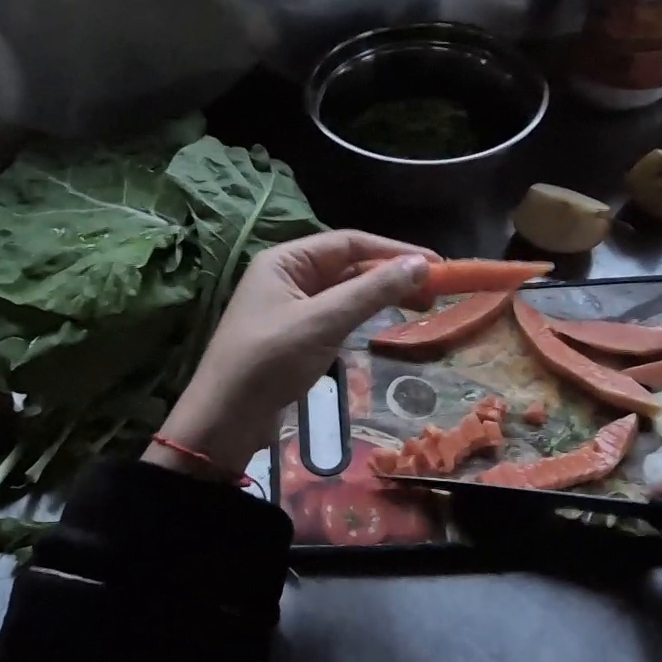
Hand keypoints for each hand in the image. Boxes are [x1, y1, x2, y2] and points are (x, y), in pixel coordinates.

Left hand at [145, 230, 435, 479]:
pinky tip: (382, 326)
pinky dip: (361, 318)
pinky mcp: (292, 338)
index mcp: (285, 261)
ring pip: (343, 293)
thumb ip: (372, 291)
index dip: (394, 250)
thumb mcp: (323, 322)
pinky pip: (334, 317)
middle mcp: (285, 277)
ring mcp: (288, 309)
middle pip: (347, 266)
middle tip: (435, 293)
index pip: (348, 242)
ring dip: (379, 296)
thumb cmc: (269, 361)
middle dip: (390, 275)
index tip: (437, 265)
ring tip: (419, 308)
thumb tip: (422, 264)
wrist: (224, 419)